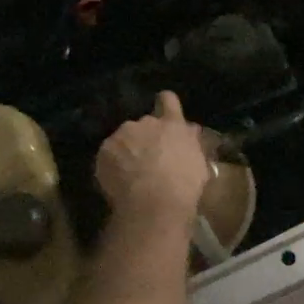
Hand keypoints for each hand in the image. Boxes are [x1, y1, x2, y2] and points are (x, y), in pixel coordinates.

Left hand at [95, 91, 210, 229]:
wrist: (153, 204)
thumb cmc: (184, 186)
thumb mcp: (198, 163)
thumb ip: (190, 142)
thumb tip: (189, 130)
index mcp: (172, 124)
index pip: (168, 99)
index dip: (165, 104)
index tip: (164, 113)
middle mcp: (146, 123)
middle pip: (144, 124)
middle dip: (145, 137)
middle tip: (149, 159)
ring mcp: (122, 135)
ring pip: (124, 139)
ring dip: (127, 150)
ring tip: (131, 174)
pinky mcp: (104, 151)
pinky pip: (108, 154)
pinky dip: (113, 164)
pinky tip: (120, 181)